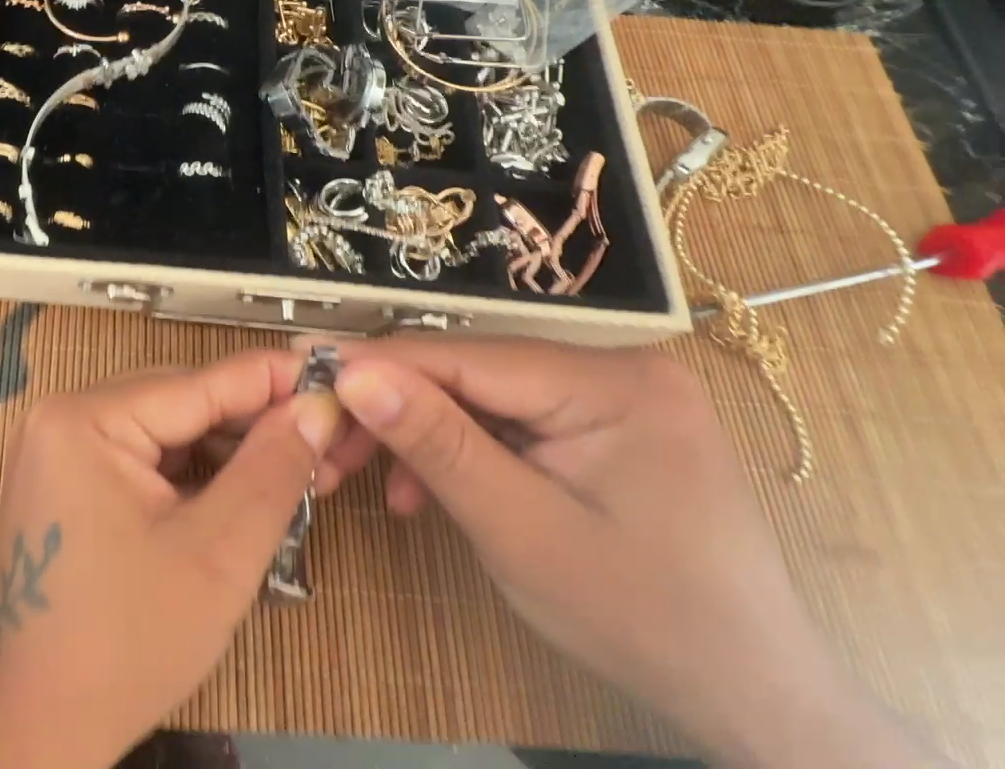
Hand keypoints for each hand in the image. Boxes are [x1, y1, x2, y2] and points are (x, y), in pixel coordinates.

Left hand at [0, 349, 343, 768]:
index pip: (196, 384)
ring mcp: (56, 451)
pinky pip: (140, 459)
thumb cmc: (128, 641)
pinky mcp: (63, 482)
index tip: (337, 380)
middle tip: (326, 447)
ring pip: (164, 432)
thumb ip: (273, 468)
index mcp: (83, 420)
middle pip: (179, 403)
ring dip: (227, 453)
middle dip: (254, 426)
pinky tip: (243, 494)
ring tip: (299, 475)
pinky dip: (192, 475)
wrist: (42, 719)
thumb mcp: (218, 551)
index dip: (274, 381)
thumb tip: (316, 407)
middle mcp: (60, 419)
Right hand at [321, 335, 947, 768]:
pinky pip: (511, 422)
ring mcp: (614, 396)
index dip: (376, 363)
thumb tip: (352, 374)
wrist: (744, 688)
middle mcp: (617, 367)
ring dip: (421, 435)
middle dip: (394, 408)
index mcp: (613, 381)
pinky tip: (429, 491)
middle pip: (471, 372)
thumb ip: (436, 444)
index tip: (299, 373)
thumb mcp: (519, 529)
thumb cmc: (637, 615)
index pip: (464, 354)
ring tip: (372, 481)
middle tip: (328, 446)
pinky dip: (462, 452)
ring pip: (482, 397)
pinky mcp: (605, 426)